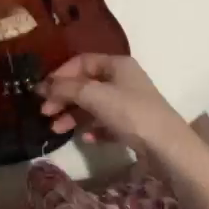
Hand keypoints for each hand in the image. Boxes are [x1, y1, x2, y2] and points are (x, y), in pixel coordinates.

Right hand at [38, 54, 196, 156]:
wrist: (167, 147)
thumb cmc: (130, 112)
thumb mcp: (94, 95)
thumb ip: (65, 88)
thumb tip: (41, 86)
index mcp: (117, 64)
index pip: (81, 61)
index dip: (60, 74)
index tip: (43, 90)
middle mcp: (123, 80)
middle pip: (85, 84)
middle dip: (63, 97)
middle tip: (45, 112)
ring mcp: (129, 103)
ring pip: (93, 105)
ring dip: (73, 115)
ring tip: (56, 129)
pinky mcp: (132, 125)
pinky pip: (105, 123)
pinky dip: (92, 128)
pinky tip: (85, 138)